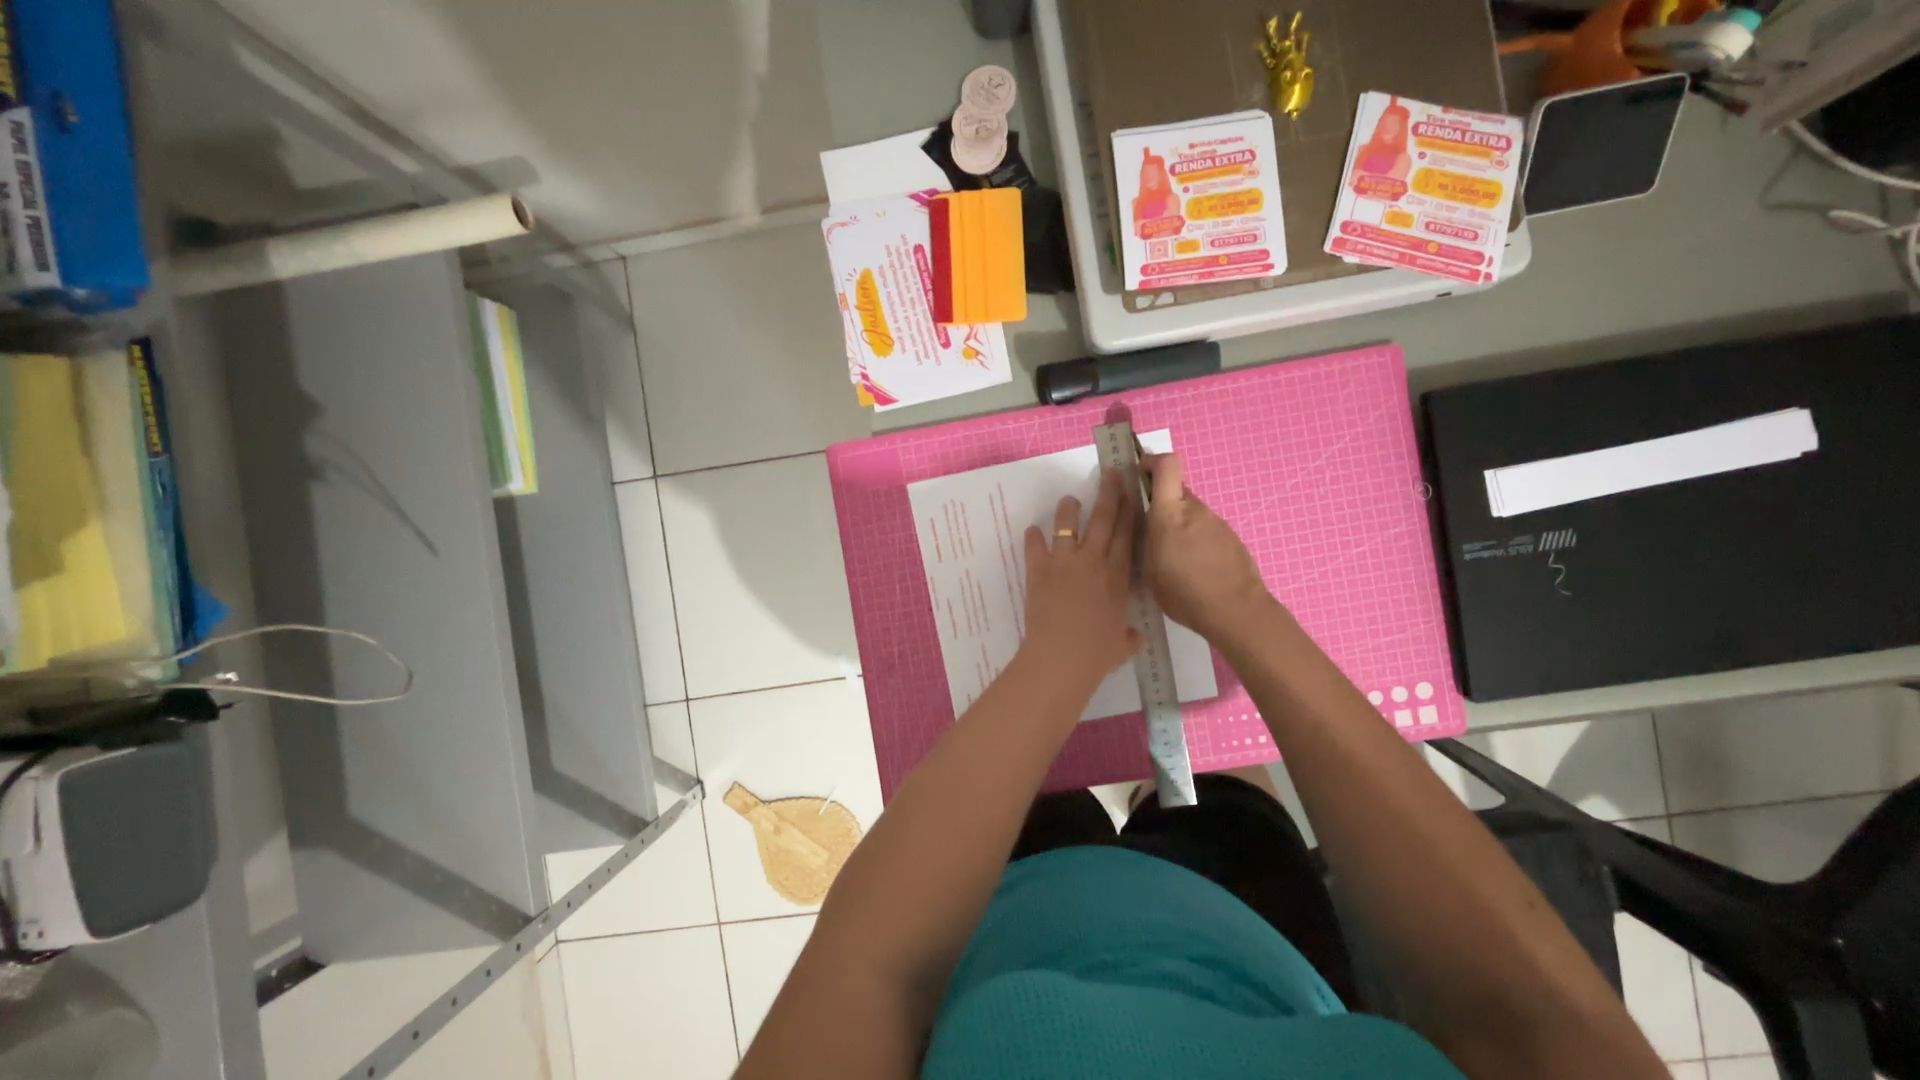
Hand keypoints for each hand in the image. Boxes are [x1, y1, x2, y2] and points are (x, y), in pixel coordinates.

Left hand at [1019, 468, 1142, 694]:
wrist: (1062, 656)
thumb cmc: (1097, 653)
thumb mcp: (1121, 645)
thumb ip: (1128, 636)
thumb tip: (1135, 638)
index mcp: (1117, 577)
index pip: (1127, 535)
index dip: (1129, 512)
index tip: (1131, 493)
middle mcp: (1093, 561)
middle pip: (1103, 519)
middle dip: (1108, 493)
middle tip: (1110, 473)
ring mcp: (1064, 563)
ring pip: (1067, 525)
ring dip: (1069, 509)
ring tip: (1069, 499)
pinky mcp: (1038, 570)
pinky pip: (1035, 546)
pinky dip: (1033, 537)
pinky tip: (1032, 531)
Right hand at [1142, 452, 1274, 642]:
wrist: (1236, 611)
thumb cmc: (1185, 593)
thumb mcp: (1150, 570)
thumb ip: (1148, 540)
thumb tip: (1149, 526)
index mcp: (1169, 514)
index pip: (1167, 465)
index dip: (1152, 462)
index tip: (1140, 473)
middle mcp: (1195, 510)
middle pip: (1176, 493)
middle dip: (1162, 505)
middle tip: (1152, 534)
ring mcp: (1217, 523)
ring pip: (1192, 514)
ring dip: (1181, 527)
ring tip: (1175, 561)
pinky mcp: (1232, 539)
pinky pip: (1207, 531)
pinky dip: (1198, 542)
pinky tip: (1197, 571)